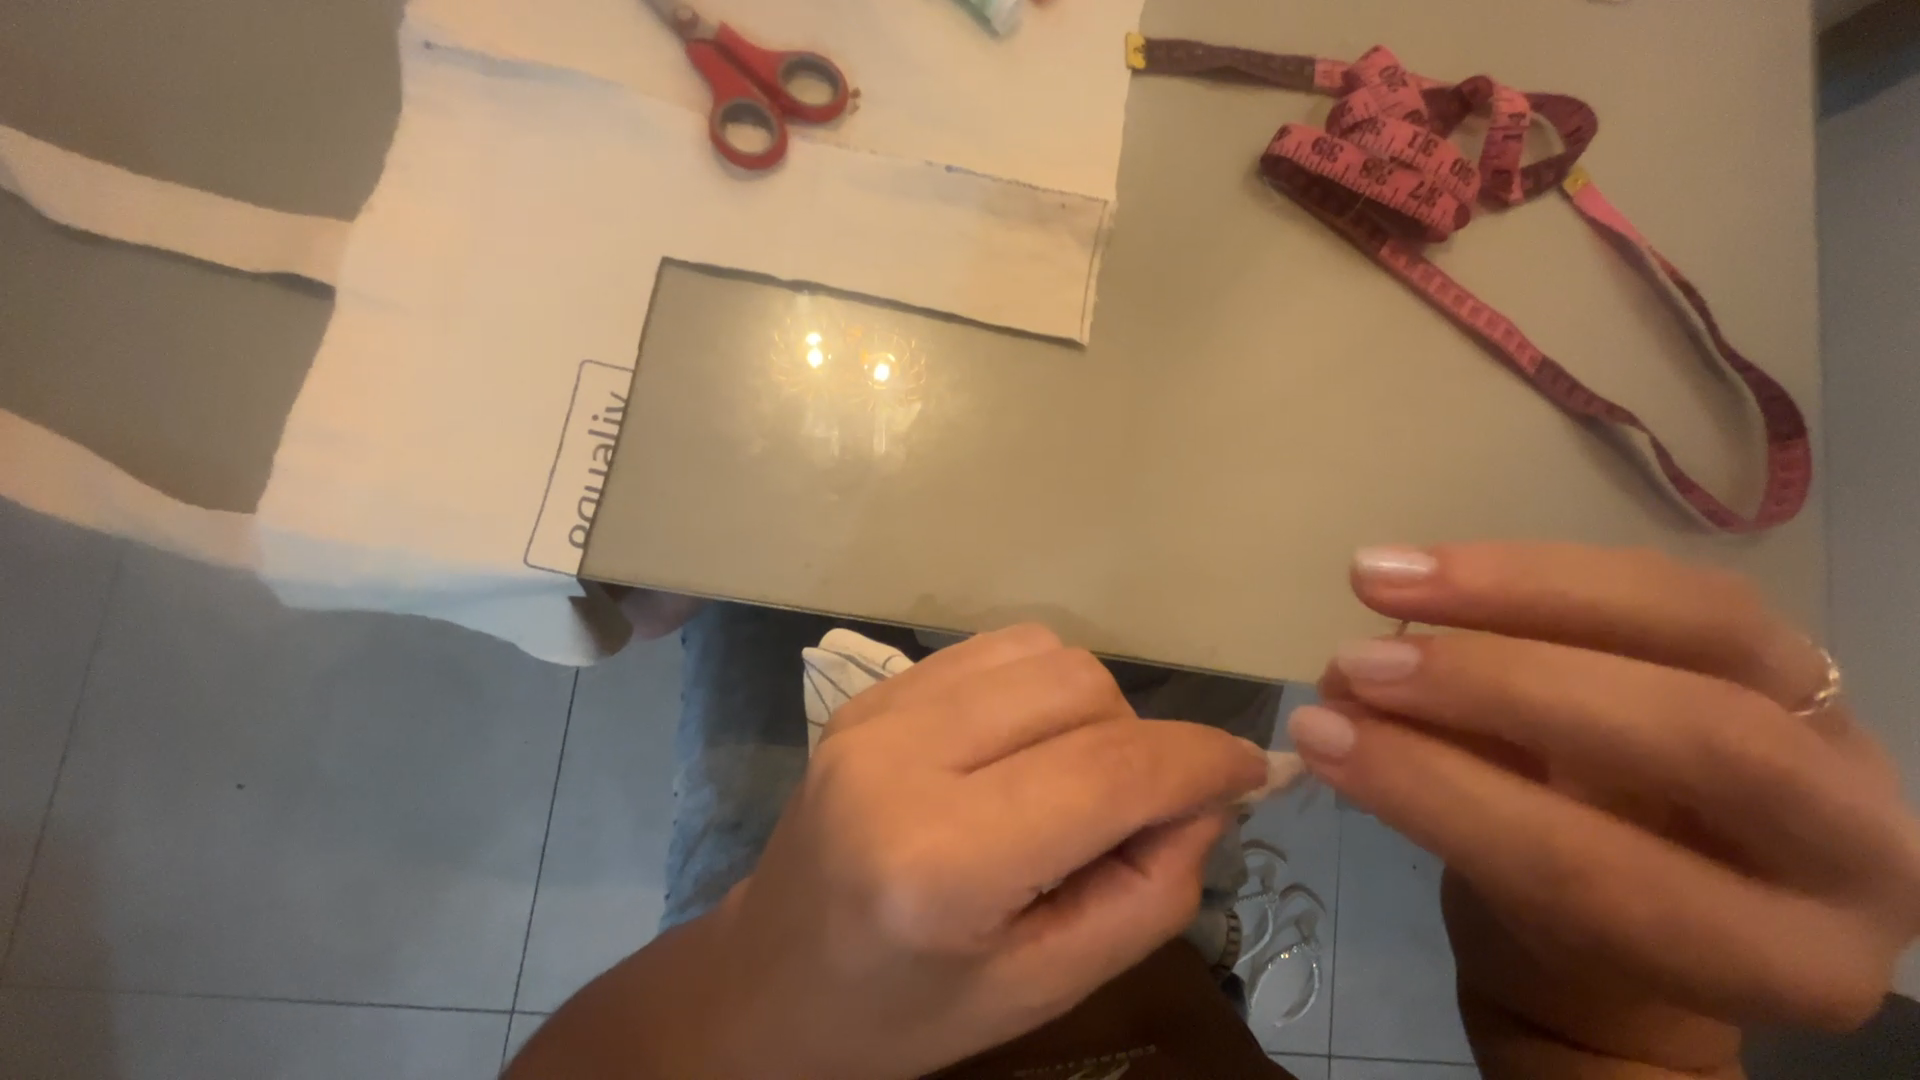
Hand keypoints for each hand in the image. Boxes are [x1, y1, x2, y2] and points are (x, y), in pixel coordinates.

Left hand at [705, 624, 1283, 1079]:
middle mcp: (901, 759)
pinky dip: (1038, 688)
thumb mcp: (1045, 983)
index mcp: (941, 860)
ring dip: (1090, 707)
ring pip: (1042, 652)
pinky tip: (1024, 745)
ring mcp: (876, 712)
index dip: (1199, 760)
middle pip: (1079, 689)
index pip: (1107, 772)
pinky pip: (993, 651)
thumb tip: (1209, 796)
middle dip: (1140, 740)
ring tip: (1073, 776)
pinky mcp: (871, 692)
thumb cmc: (905, 1011)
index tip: (1251, 768)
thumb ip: (1149, 891)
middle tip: (1134, 808)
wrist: (770, 980)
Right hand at [1293, 543, 1919, 1074]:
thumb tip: (1338, 709)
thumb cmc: (1565, 931)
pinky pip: (1663, 585)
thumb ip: (1435, 806)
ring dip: (1512, 589)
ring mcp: (1838, 728)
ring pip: (1695, 623)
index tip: (1318, 733)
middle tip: (1357, 660)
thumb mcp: (1504, 904)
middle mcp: (1859, 846)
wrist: (1652, 899)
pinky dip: (1533, 568)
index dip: (1442, 794)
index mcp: (1782, 957)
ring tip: (1376, 577)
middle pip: (1689, 734)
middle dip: (1491, 684)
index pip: (1602, 872)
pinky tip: (1433, 567)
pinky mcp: (1779, 653)